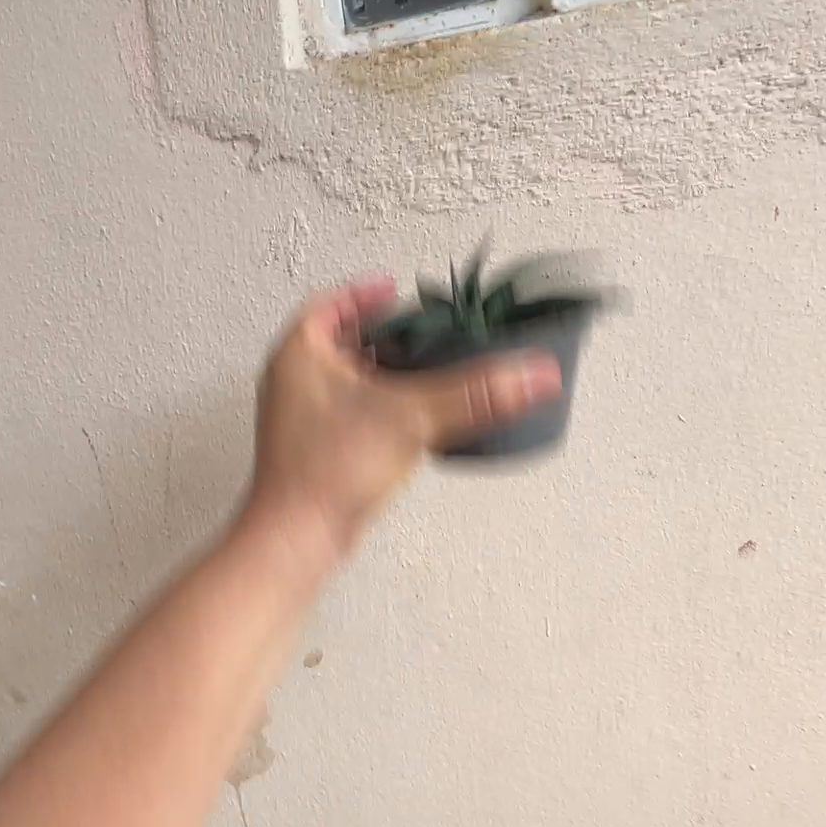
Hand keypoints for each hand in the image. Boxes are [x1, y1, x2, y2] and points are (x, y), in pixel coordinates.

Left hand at [243, 276, 561, 559]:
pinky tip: (413, 418)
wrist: (297, 536)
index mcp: (299, 355)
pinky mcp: (315, 448)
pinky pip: (349, 412)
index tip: (394, 290)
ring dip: (383, 371)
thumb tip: (531, 374)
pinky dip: (379, 405)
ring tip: (427, 370)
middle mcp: (293, 382)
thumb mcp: (409, 417)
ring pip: (346, 379)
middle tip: (422, 331)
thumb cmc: (326, 470)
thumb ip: (474, 394)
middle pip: (340, 341)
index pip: (329, 305)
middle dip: (382, 335)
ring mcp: (301, 417)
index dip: (363, 294)